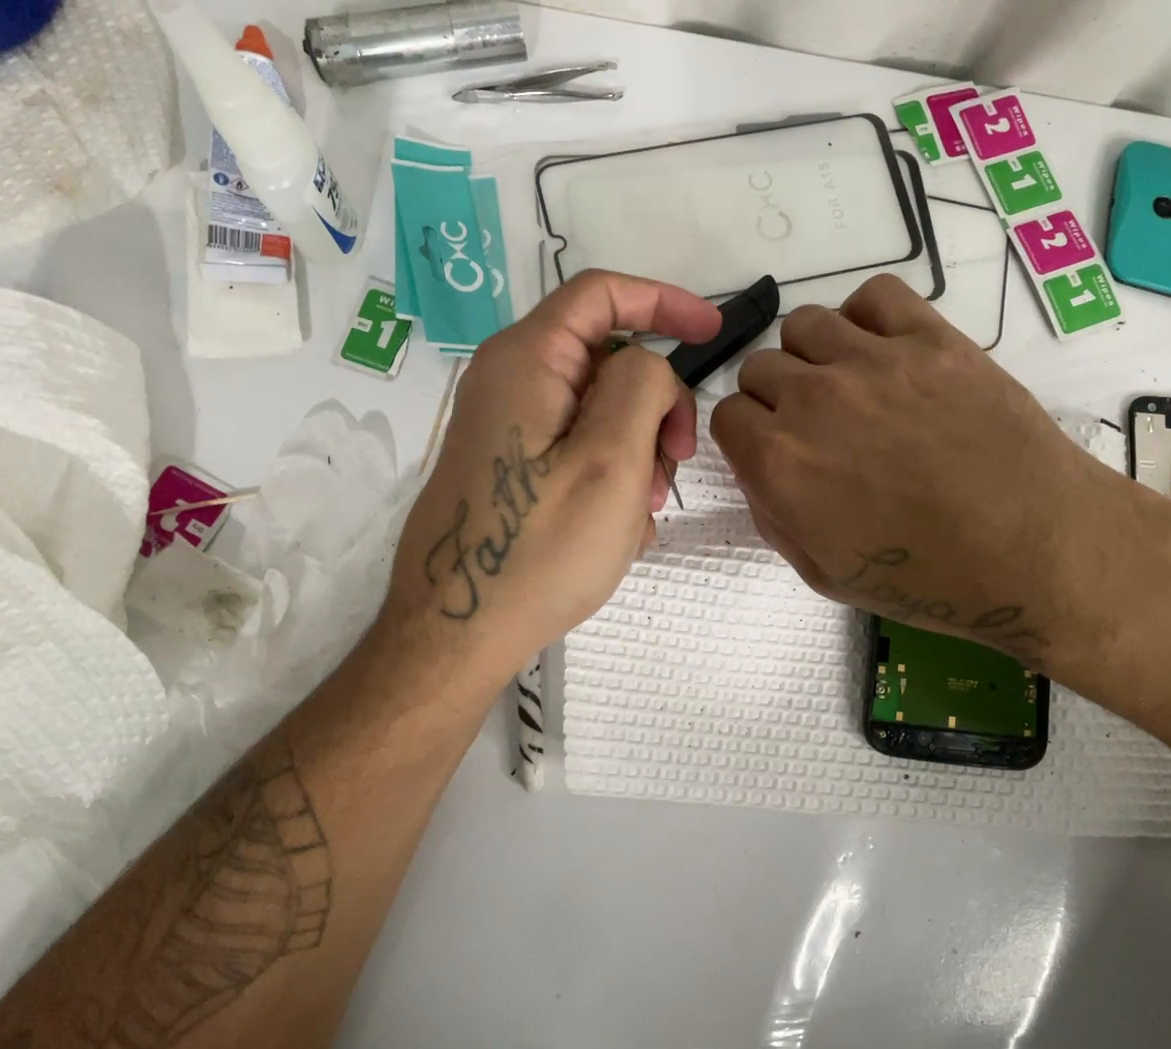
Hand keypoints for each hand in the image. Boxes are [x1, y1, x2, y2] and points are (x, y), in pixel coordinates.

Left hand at [382, 271, 721, 687]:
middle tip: (676, 464)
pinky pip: (575, 448)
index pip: (601, 293)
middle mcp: (508, 381)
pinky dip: (610, 474)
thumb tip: (647, 365)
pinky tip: (619, 529)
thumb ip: (641, 386)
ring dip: (637, 448)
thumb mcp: (611, 460)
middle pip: (605, 358)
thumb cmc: (540, 549)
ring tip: (643, 512)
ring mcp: (505, 427)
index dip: (664, 301)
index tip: (714, 336)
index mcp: (527, 360)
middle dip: (655, 403)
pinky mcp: (508, 467)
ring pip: (596, 409)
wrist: (457, 633)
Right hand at [711, 274, 1135, 665]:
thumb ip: (775, 516)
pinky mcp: (931, 338)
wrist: (1035, 550)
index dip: (749, 437)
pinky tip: (886, 351)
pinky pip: (874, 295)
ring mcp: (875, 361)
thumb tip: (760, 470)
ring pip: (806, 324)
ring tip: (852, 386)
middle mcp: (814, 400)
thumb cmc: (928, 579)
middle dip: (778, 398)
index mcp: (781, 462)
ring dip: (815, 355)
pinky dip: (866, 317)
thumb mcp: (826, 575)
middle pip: (760, 367)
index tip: (775, 452)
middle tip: (820, 429)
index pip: (727, 416)